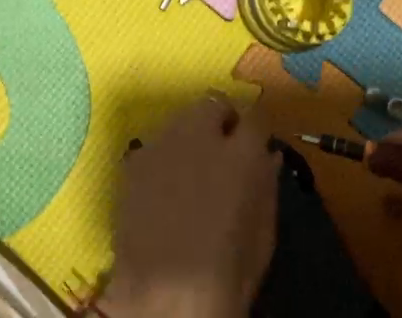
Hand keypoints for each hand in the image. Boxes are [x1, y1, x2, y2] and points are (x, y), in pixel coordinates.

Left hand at [102, 95, 279, 317]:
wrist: (164, 297)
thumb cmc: (226, 273)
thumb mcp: (263, 234)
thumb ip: (266, 184)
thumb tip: (267, 154)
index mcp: (240, 154)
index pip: (255, 117)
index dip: (255, 130)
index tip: (254, 145)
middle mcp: (199, 137)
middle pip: (212, 104)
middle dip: (220, 120)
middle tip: (223, 150)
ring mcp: (161, 144)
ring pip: (180, 120)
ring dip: (190, 135)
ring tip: (191, 169)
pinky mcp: (134, 160)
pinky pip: (155, 144)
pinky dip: (164, 156)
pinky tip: (164, 186)